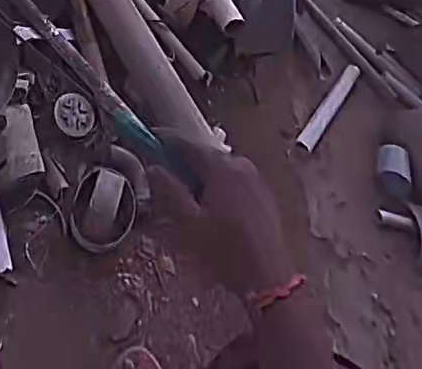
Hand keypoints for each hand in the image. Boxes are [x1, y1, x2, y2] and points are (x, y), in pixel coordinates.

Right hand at [147, 130, 297, 294]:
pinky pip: (237, 181)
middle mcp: (240, 165)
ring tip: (193, 200)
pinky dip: (222, 187)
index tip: (152, 140)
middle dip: (186, 164)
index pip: (187, 144)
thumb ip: (170, 190)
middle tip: (170, 178)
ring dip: (204, 177)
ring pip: (221, 168)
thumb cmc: (225, 251)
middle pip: (205, 155)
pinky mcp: (264, 195)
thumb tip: (154, 168)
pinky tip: (217, 210)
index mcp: (220, 166)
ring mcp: (255, 179)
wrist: (268, 279)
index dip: (166, 141)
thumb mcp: (189, 222)